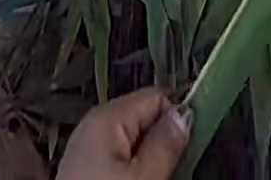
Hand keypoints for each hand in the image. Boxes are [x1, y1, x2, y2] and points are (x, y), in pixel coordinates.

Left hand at [55, 86, 190, 179]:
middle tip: (168, 176)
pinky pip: (118, 165)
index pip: (156, 98)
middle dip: (161, 148)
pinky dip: (131, 177)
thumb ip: (166, 143)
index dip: (175, 122)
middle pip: (144, 122)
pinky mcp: (84, 175)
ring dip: (148, 167)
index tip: (186, 151)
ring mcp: (87, 152)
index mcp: (107, 116)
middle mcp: (94, 126)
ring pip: (133, 148)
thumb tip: (184, 113)